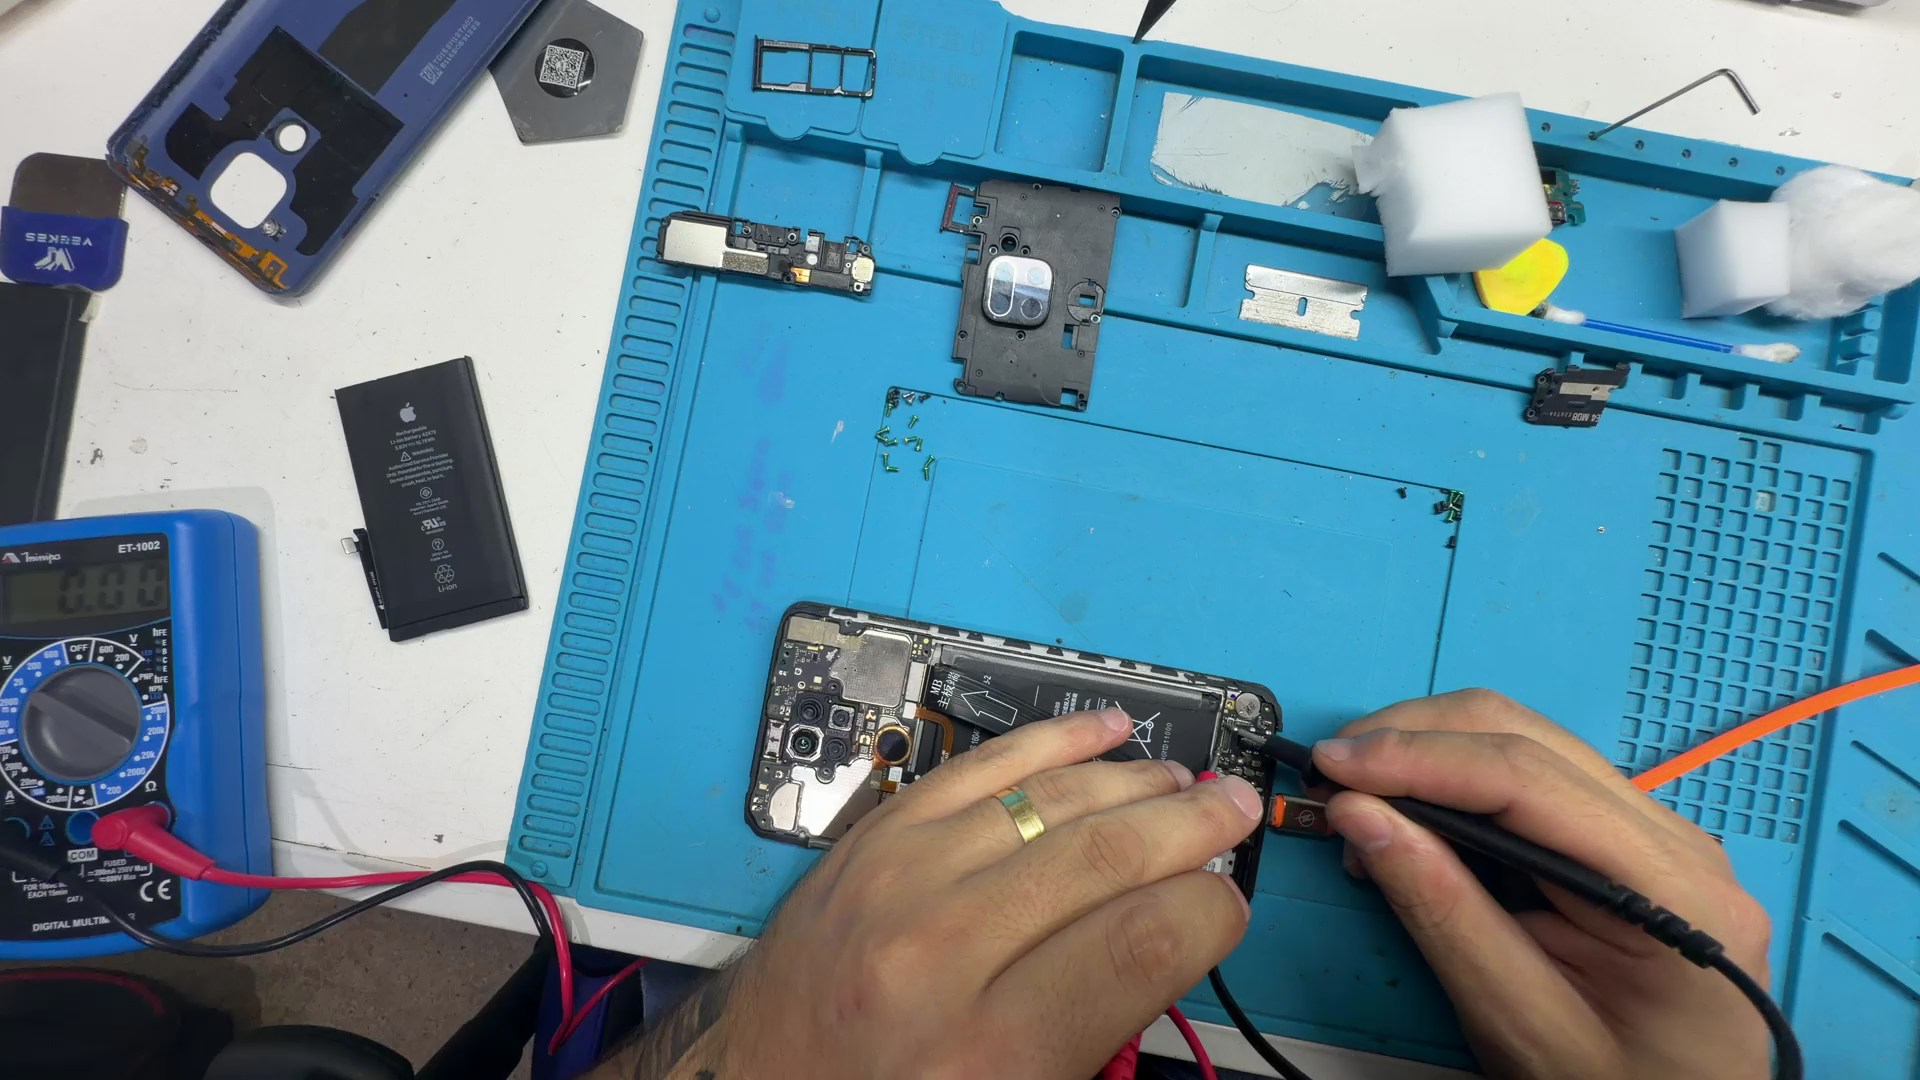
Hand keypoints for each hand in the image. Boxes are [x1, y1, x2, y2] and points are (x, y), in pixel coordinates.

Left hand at [616, 709, 1264, 1079]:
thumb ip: (1099, 1032)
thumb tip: (1170, 936)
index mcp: (991, 1051)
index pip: (1141, 943)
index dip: (1209, 910)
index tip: (1229, 900)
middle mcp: (946, 946)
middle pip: (1102, 854)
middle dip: (1187, 826)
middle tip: (1234, 808)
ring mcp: (905, 871)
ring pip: (1050, 797)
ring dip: (1131, 781)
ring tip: (1185, 780)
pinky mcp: (881, 830)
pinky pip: (983, 764)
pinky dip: (1052, 740)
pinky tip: (1103, 728)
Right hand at [1315, 690, 1772, 1079]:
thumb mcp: (1515, 1017)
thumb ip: (1438, 908)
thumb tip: (1353, 810)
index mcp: (1668, 887)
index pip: (1522, 776)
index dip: (1413, 757)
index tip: (1327, 764)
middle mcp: (1667, 832)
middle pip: (1512, 730)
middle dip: (1404, 737)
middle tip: (1328, 776)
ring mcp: (1642, 820)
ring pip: (1507, 730)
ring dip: (1415, 749)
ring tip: (1356, 799)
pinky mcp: (1607, 822)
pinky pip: (1509, 764)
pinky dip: (1437, 772)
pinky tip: (1403, 813)